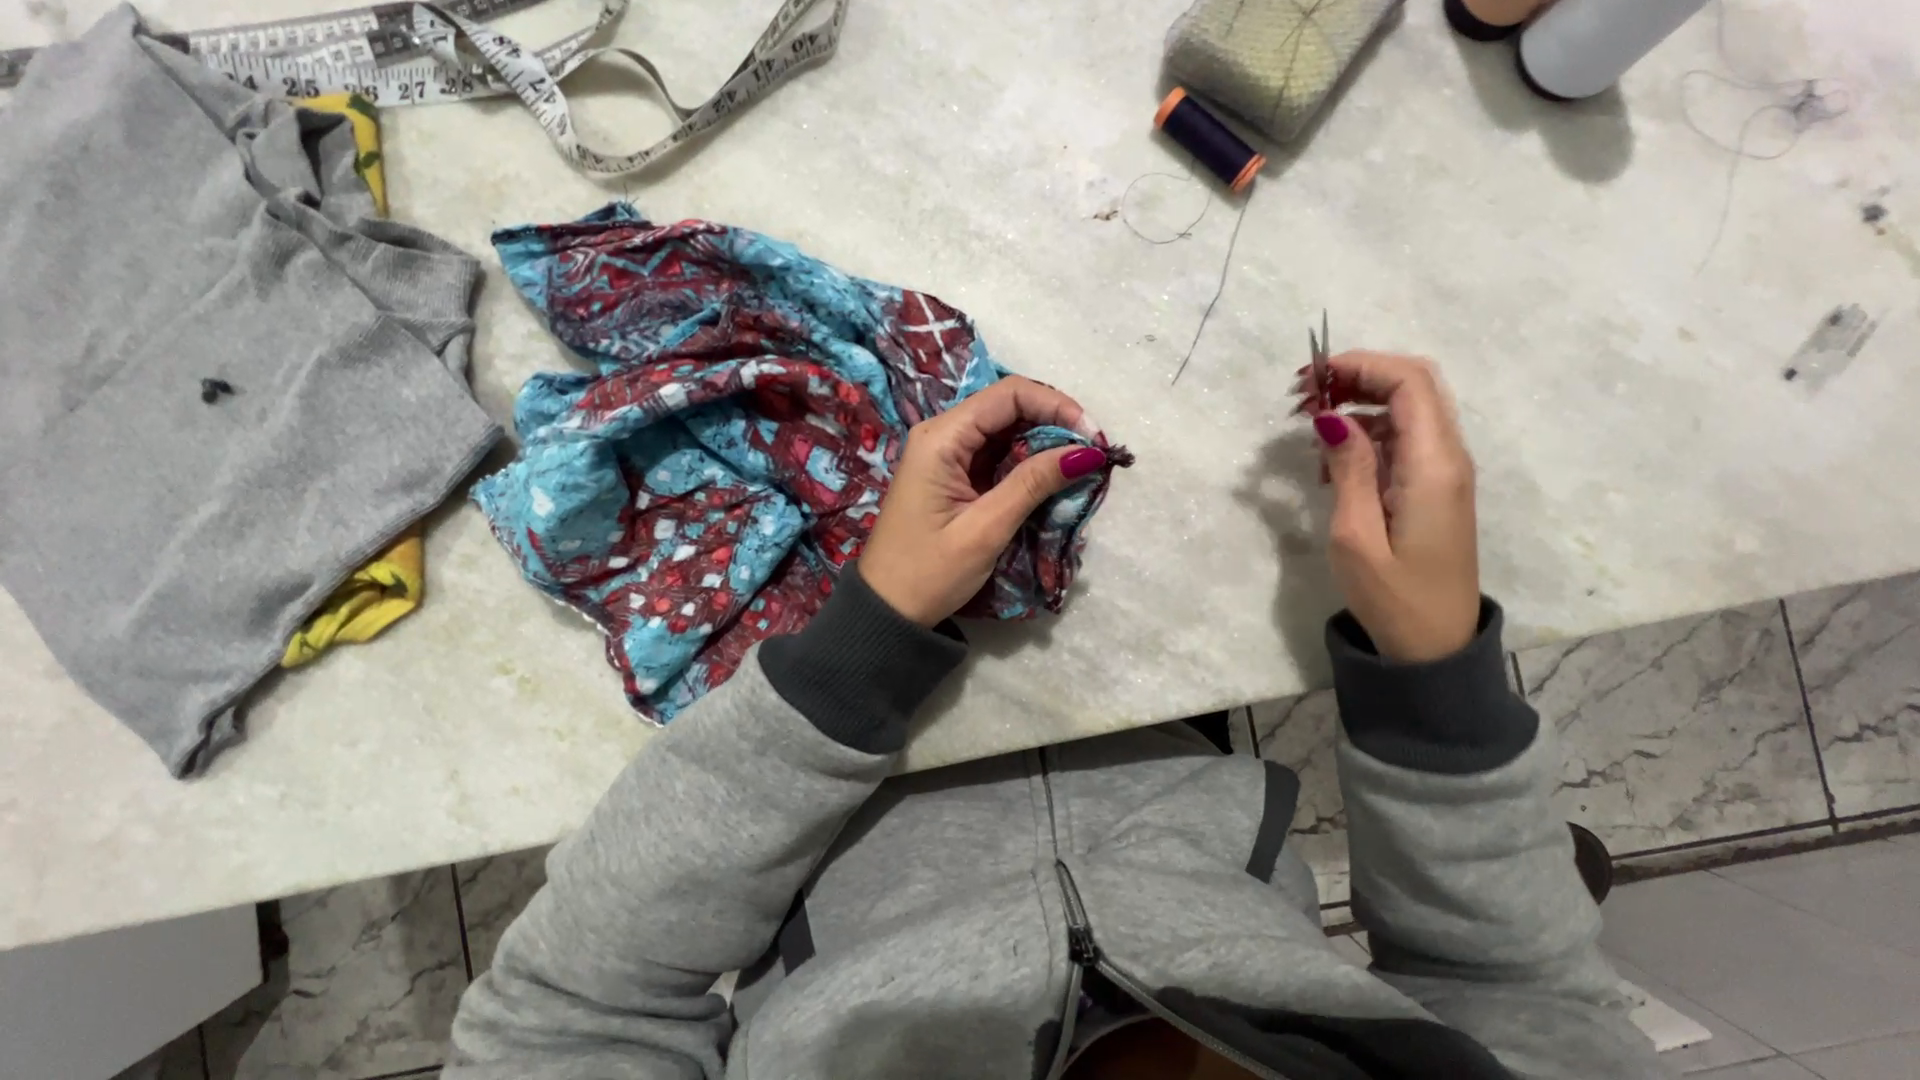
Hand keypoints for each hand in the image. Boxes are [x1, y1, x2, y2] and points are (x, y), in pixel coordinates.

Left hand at [860, 377, 1107, 625]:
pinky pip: (996, 454)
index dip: (1056, 405)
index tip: (1092, 436)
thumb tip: (1087, 451)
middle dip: (1054, 424)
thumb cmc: (928, 573)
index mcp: (941, 439)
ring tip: (1079, 466)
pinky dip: (1027, 462)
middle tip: (1092, 454)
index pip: (1008, 395)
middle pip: (1008, 407)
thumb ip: (1033, 484)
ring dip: (1044, 443)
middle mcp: (941, 435)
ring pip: (1006, 430)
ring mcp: (945, 455)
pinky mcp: (953, 476)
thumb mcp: (986, 529)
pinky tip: (1051, 479)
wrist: (886, 611)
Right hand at [1299, 352, 1480, 662]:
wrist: (1435, 647)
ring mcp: (1444, 473)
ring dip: (1359, 404)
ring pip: (1408, 410)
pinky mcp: (1434, 488)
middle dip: (1358, 376)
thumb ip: (1349, 469)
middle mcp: (1448, 458)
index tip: (1309, 379)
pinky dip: (1367, 433)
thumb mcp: (1355, 536)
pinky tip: (1332, 460)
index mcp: (1433, 465)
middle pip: (1413, 385)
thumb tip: (1331, 417)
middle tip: (1303, 396)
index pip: (1409, 382)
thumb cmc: (1392, 597)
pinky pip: (1403, 440)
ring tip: (1308, 428)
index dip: (1360, 365)